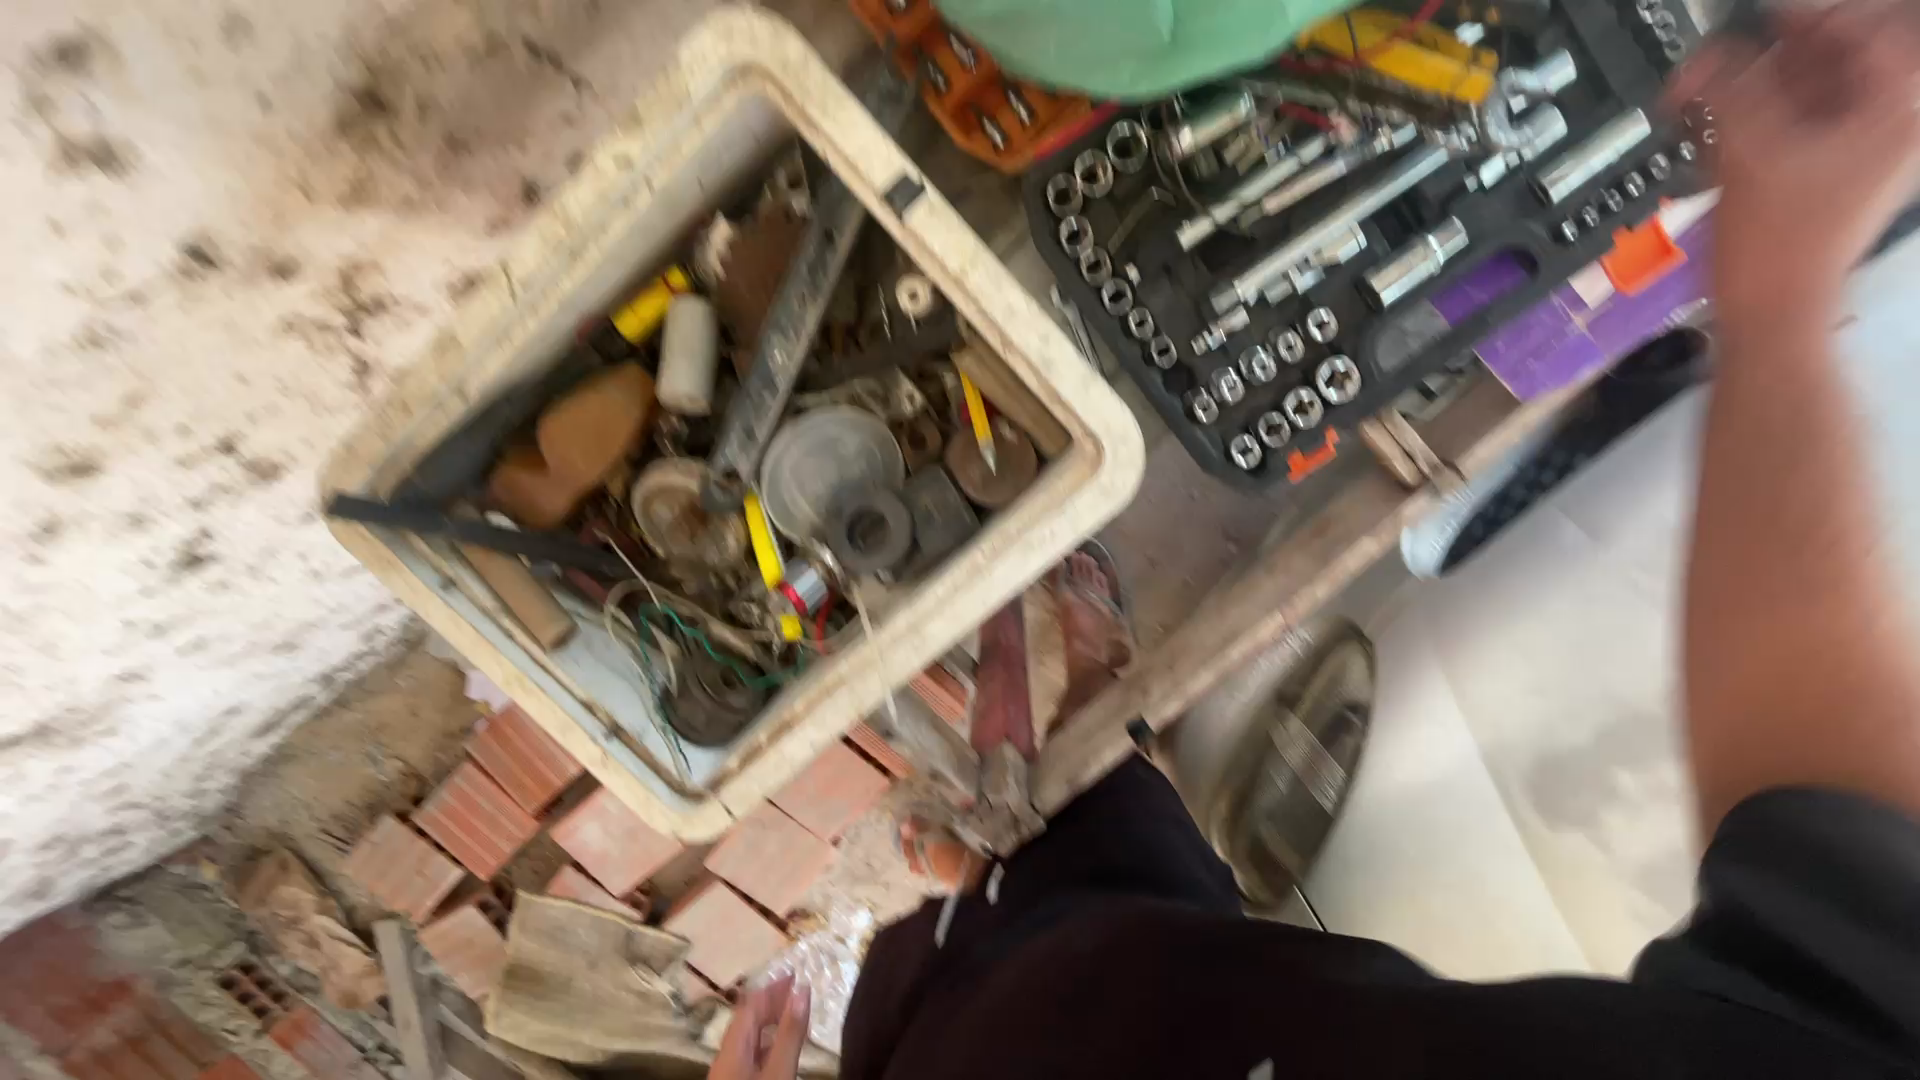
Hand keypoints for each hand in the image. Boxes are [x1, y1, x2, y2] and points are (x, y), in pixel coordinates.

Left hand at [708, 973, 810, 1079]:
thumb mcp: (778, 1068)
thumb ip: (789, 1032)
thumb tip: (802, 989)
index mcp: (732, 1043)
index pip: (751, 1003)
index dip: (773, 986)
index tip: (795, 973)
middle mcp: (726, 1053)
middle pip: (749, 1017)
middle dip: (773, 1001)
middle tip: (799, 992)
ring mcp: (727, 1070)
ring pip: (750, 1036)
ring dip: (772, 1022)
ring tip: (795, 1017)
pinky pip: (751, 1053)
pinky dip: (769, 1042)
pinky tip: (782, 1048)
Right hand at [1671, 0, 1919, 312]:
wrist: (1773, 305)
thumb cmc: (1777, 245)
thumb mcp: (1746, 155)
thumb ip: (1727, 95)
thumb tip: (1705, 59)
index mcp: (1899, 103)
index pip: (1863, 28)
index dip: (1805, 16)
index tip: (1759, 14)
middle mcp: (1897, 120)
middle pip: (1845, 59)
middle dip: (1781, 56)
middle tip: (1731, 55)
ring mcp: (1872, 149)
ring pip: (1823, 95)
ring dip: (1768, 89)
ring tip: (1719, 91)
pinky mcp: (1841, 173)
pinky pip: (1809, 128)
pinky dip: (1769, 121)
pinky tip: (1730, 125)